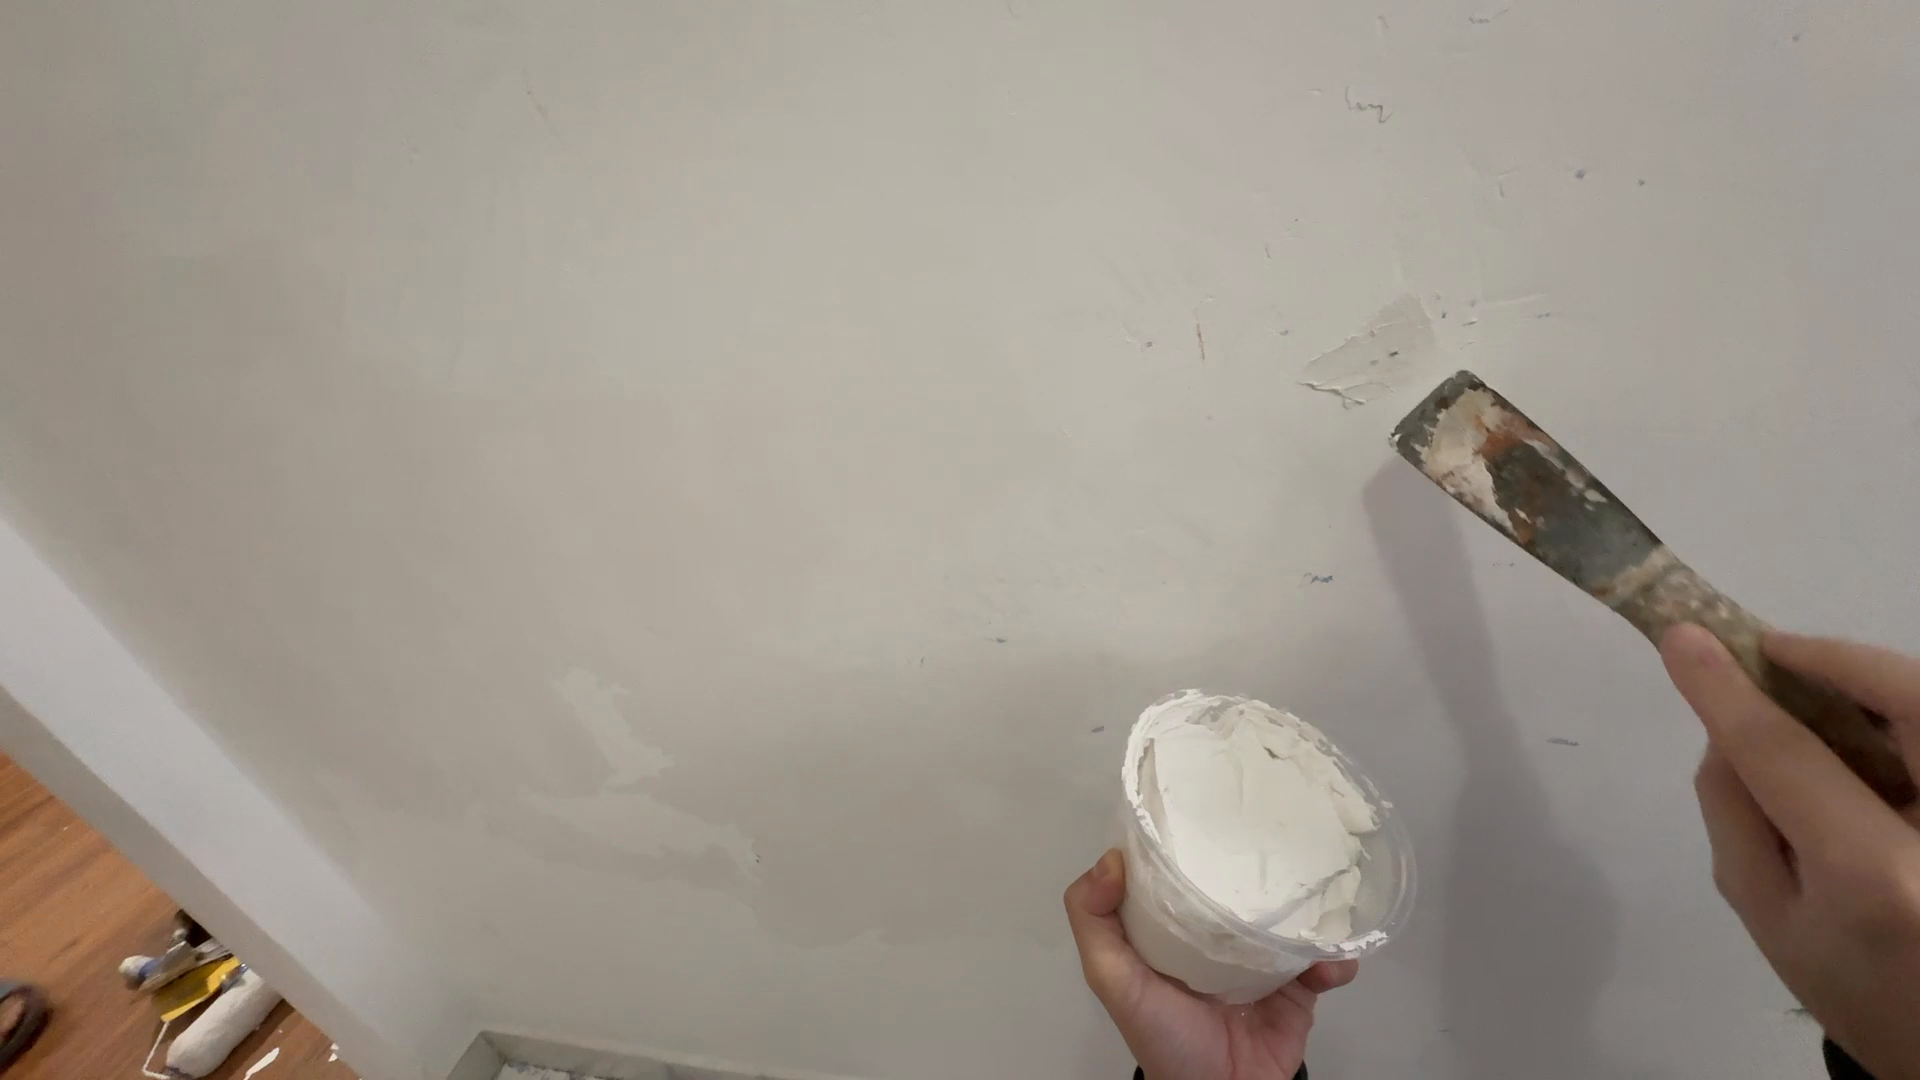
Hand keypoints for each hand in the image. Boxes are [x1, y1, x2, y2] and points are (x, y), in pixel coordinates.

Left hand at [1064, 849, 1357, 1079]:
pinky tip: (1336, 956)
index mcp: (1166, 923)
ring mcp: (1255, 959)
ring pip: (1282, 915)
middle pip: (1231, 882)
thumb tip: (1111, 857)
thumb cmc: (1161, 1034)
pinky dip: (1333, 958)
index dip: (1179, 837)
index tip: (1195, 805)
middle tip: (1273, 830)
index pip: (1171, 867)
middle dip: (1252, 860)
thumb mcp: (1111, 976)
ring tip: (1321, 887)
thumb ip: (1092, 919)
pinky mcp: (1294, 989)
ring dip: (1305, 904)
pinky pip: (1319, 963)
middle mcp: (1209, 933)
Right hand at [1662, 625, 1919, 1079]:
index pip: (1783, 749)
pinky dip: (1905, 724)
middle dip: (1839, 661)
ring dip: (1878, 690)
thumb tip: (1725, 724)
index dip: (1725, 686)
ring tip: (1821, 701)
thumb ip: (1733, 809)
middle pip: (1918, 706)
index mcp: (1879, 876)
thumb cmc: (1859, 988)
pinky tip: (1874, 744)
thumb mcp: (1763, 907)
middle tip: (1773, 652)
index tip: (1681, 636)